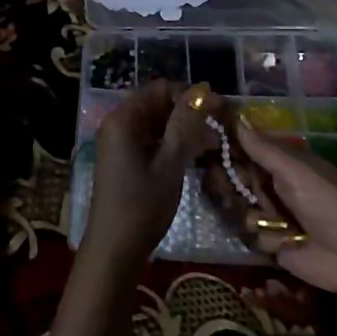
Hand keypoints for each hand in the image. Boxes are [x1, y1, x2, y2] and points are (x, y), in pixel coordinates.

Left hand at [82, 80, 211, 269]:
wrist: (115, 246)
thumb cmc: (143, 203)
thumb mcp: (170, 162)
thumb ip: (186, 124)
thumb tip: (203, 89)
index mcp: (123, 119)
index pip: (159, 89)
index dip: (189, 95)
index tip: (219, 111)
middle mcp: (117, 125)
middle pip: (157, 105)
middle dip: (189, 113)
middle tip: (221, 129)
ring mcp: (119, 144)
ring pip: (156, 125)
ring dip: (183, 131)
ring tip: (215, 145)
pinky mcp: (125, 161)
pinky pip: (151, 142)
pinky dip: (172, 145)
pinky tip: (196, 156)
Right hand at [235, 121, 336, 295]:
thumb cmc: (329, 203)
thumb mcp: (296, 170)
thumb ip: (263, 149)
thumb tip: (237, 119)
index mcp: (284, 163)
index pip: (248, 148)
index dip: (228, 145)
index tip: (207, 140)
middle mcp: (275, 186)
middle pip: (237, 177)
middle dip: (227, 178)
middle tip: (219, 178)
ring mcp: (271, 214)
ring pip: (237, 205)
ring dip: (246, 209)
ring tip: (265, 214)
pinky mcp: (269, 242)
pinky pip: (249, 232)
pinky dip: (263, 234)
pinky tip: (282, 237)